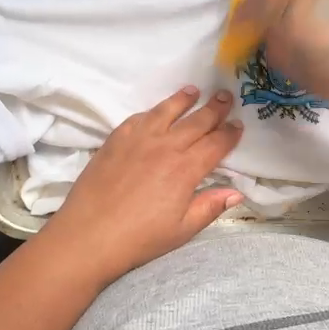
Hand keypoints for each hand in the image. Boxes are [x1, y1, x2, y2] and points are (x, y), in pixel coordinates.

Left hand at [35, 86, 244, 286]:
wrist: (89, 234)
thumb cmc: (140, 238)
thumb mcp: (182, 230)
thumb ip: (210, 207)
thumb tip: (237, 193)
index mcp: (186, 169)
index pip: (216, 144)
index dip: (230, 134)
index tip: (239, 125)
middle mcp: (165, 147)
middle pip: (196, 121)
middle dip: (214, 108)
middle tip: (226, 96)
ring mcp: (138, 139)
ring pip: (166, 111)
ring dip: (183, 100)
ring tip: (193, 91)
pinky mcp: (116, 139)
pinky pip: (139, 118)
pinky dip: (153, 111)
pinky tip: (157, 111)